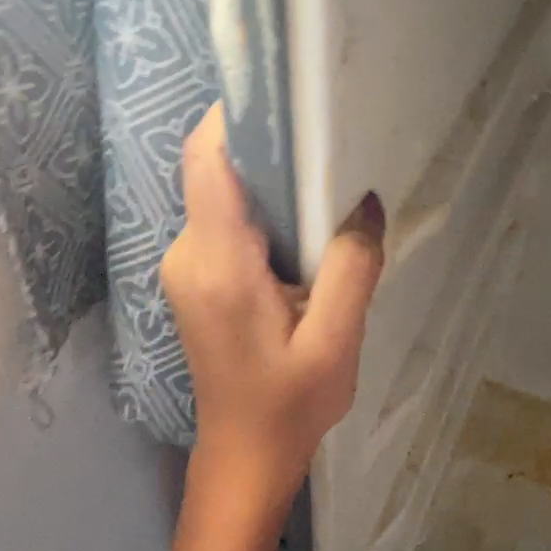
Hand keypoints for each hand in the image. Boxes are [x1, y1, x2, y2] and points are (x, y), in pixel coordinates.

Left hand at [162, 104, 385, 512]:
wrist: (244, 454)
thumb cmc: (290, 406)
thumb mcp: (335, 341)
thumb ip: (351, 267)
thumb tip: (364, 202)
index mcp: (218, 265)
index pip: (207, 161)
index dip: (234, 116)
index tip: (284, 96)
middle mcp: (188, 255)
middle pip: (216, 172)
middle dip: (267, 150)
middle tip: (328, 145)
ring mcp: (185, 267)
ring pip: (221, 196)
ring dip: (268, 186)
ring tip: (324, 189)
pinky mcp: (195, 278)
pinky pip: (223, 223)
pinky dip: (260, 214)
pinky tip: (302, 233)